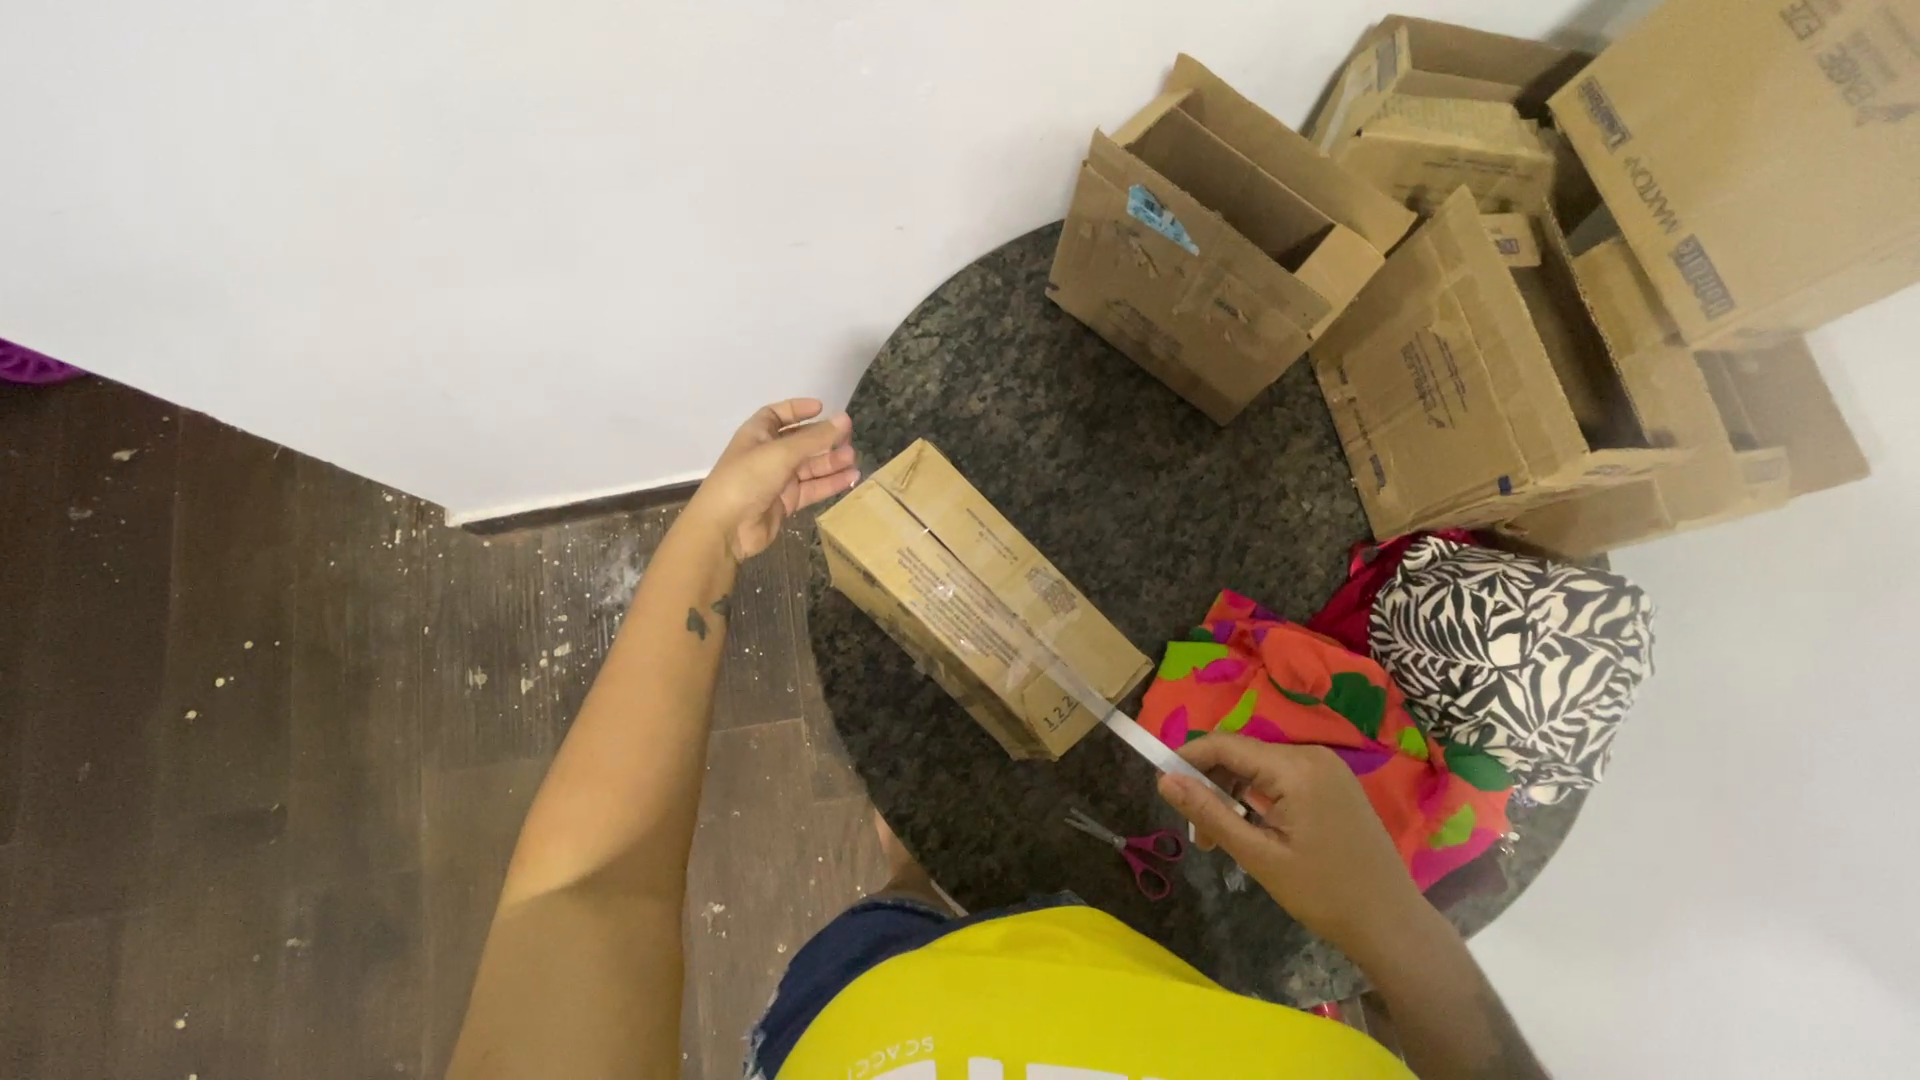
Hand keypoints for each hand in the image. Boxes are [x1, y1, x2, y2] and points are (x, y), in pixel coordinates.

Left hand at [686, 399, 857, 561]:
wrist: (727, 527)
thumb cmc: (748, 479)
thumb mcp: (782, 453)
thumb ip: (815, 438)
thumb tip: (845, 419)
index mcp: (757, 435)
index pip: (777, 415)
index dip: (797, 409)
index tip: (822, 408)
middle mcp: (767, 455)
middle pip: (799, 442)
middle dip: (823, 439)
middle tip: (849, 438)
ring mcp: (777, 480)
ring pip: (809, 467)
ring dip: (831, 462)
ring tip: (853, 459)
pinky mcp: (786, 502)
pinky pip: (812, 488)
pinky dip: (830, 483)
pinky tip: (851, 478)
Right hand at [1156, 735, 1428, 962]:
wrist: (1392, 925)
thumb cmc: (1324, 894)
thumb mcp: (1259, 856)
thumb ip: (1209, 813)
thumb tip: (1163, 781)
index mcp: (1296, 768)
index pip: (1224, 745)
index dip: (1187, 760)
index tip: (1162, 789)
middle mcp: (1311, 755)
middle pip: (1241, 754)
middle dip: (1211, 786)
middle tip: (1199, 835)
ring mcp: (1327, 767)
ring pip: (1258, 766)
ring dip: (1232, 794)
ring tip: (1221, 839)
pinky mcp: (1333, 783)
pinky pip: (1281, 776)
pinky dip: (1257, 797)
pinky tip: (1253, 830)